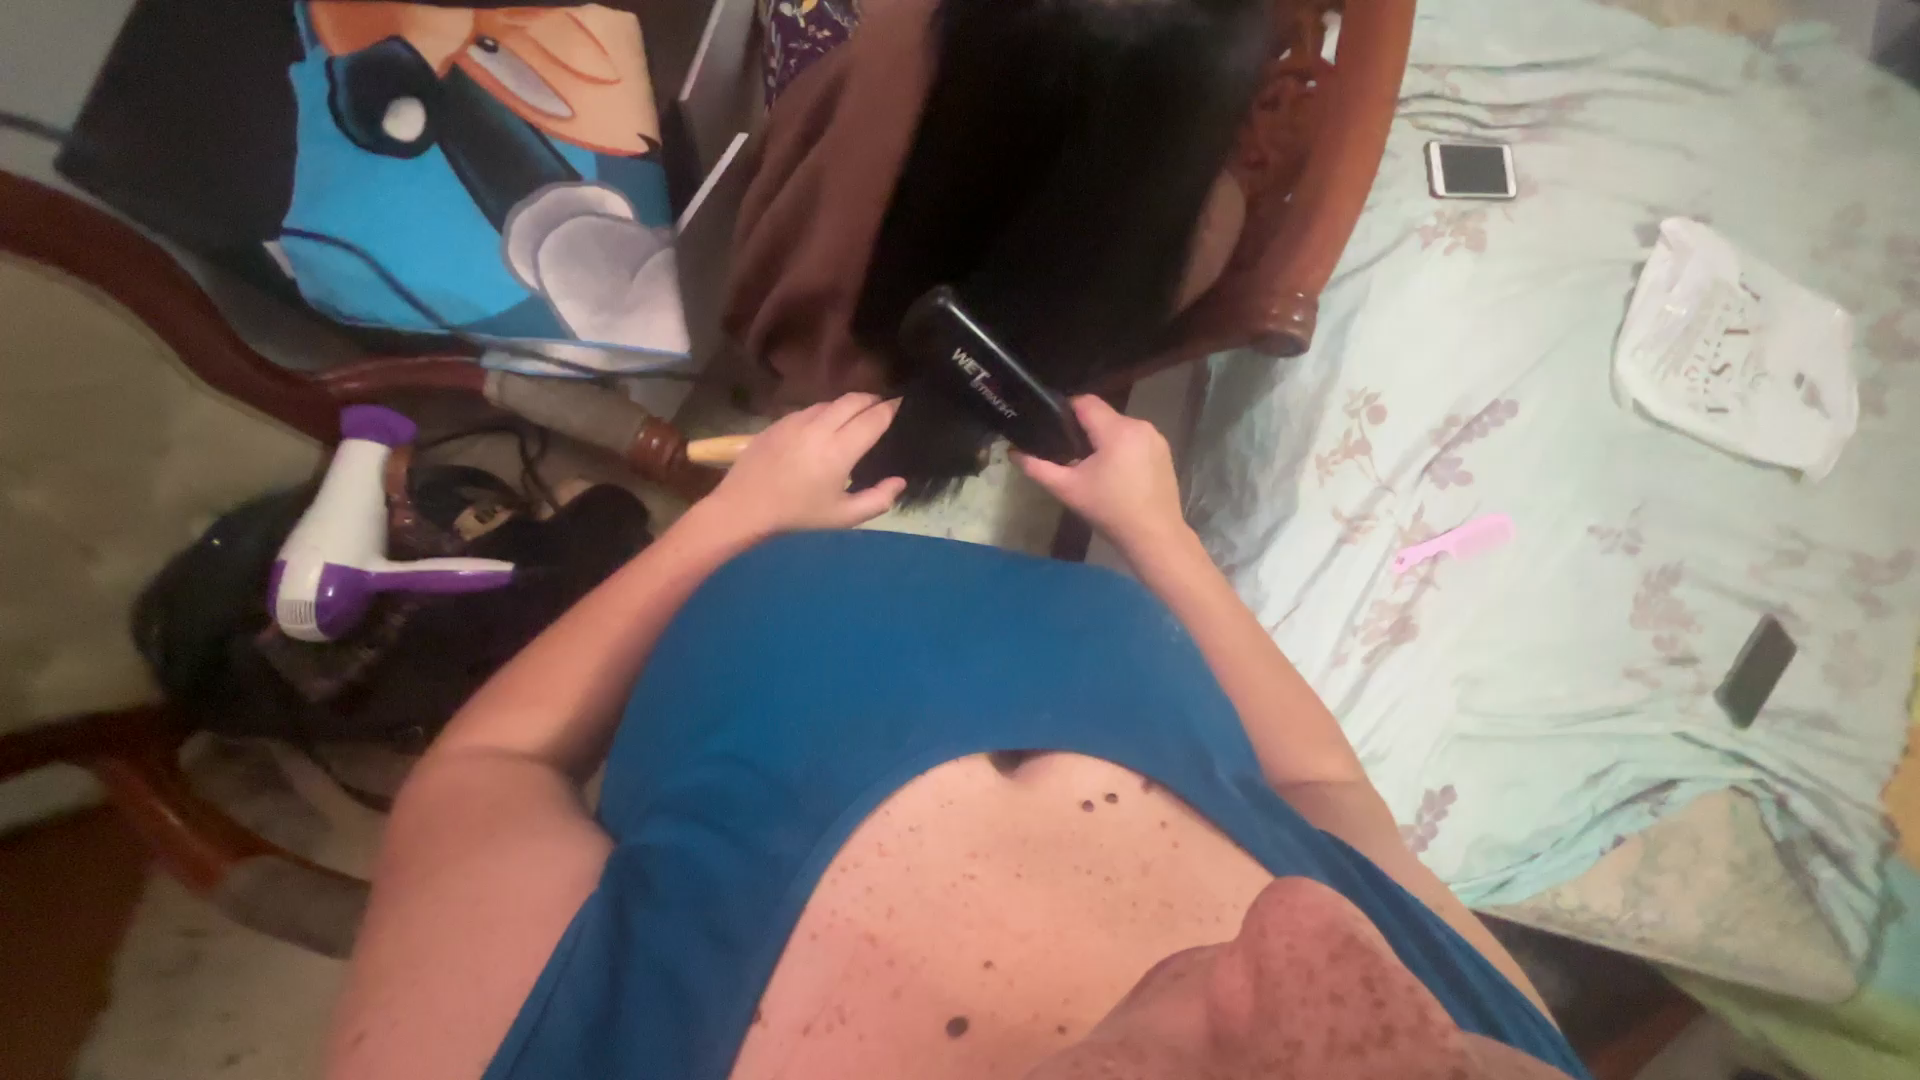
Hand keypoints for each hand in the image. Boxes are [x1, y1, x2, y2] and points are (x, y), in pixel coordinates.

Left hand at [700, 393, 906, 539]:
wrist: (745, 506)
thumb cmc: (798, 514)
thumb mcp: (843, 516)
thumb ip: (878, 500)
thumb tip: (899, 481)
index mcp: (840, 450)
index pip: (875, 418)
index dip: (892, 410)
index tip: (903, 407)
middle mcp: (820, 427)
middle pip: (855, 399)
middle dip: (874, 400)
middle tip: (884, 408)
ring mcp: (797, 420)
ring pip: (832, 402)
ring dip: (850, 405)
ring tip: (857, 417)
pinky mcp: (780, 420)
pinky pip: (811, 408)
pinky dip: (826, 412)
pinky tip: (826, 427)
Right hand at [1014, 395, 1189, 555]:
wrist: (1153, 536)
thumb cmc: (1109, 511)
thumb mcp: (1067, 489)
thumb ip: (1037, 468)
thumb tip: (1013, 452)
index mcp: (1116, 430)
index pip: (1085, 402)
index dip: (1065, 411)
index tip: (1053, 429)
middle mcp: (1139, 425)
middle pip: (1102, 415)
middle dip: (1084, 430)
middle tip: (1069, 455)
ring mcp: (1155, 438)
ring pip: (1119, 427)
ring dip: (1103, 440)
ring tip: (1092, 467)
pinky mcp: (1164, 451)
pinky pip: (1135, 439)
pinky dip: (1122, 448)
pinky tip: (1115, 473)